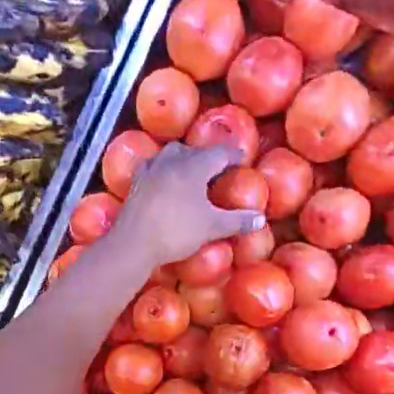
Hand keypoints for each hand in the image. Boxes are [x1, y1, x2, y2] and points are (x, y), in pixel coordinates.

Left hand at [106, 141, 264, 266]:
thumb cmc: (176, 232)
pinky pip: (154, 166)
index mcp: (194, 165)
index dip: (235, 155)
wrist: (132, 244)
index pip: (221, 152)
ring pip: (172, 154)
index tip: (243, 160)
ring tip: (193, 172)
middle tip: (220, 168)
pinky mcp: (136, 182)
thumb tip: (260, 219)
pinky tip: (165, 181)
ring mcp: (151, 169)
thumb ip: (237, 221)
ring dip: (185, 158)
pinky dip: (164, 169)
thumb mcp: (212, 227)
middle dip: (209, 156)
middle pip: (195, 149)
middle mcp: (172, 160)